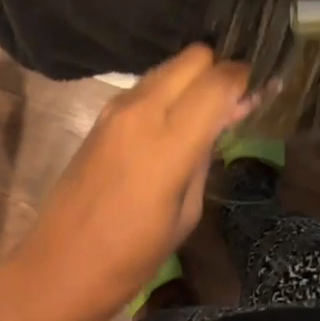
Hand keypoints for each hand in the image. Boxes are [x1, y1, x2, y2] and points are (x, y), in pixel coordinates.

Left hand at [0, 46, 254, 320]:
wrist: (60, 264)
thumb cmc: (132, 254)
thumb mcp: (186, 213)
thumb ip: (206, 154)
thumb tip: (227, 116)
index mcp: (167, 142)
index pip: (217, 82)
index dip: (244, 78)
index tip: (259, 87)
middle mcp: (142, 110)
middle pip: (194, 56)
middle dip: (219, 69)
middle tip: (232, 98)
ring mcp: (118, 105)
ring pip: (170, 64)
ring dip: (193, 77)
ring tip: (205, 108)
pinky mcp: (103, 110)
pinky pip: (149, 82)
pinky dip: (170, 87)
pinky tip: (175, 117)